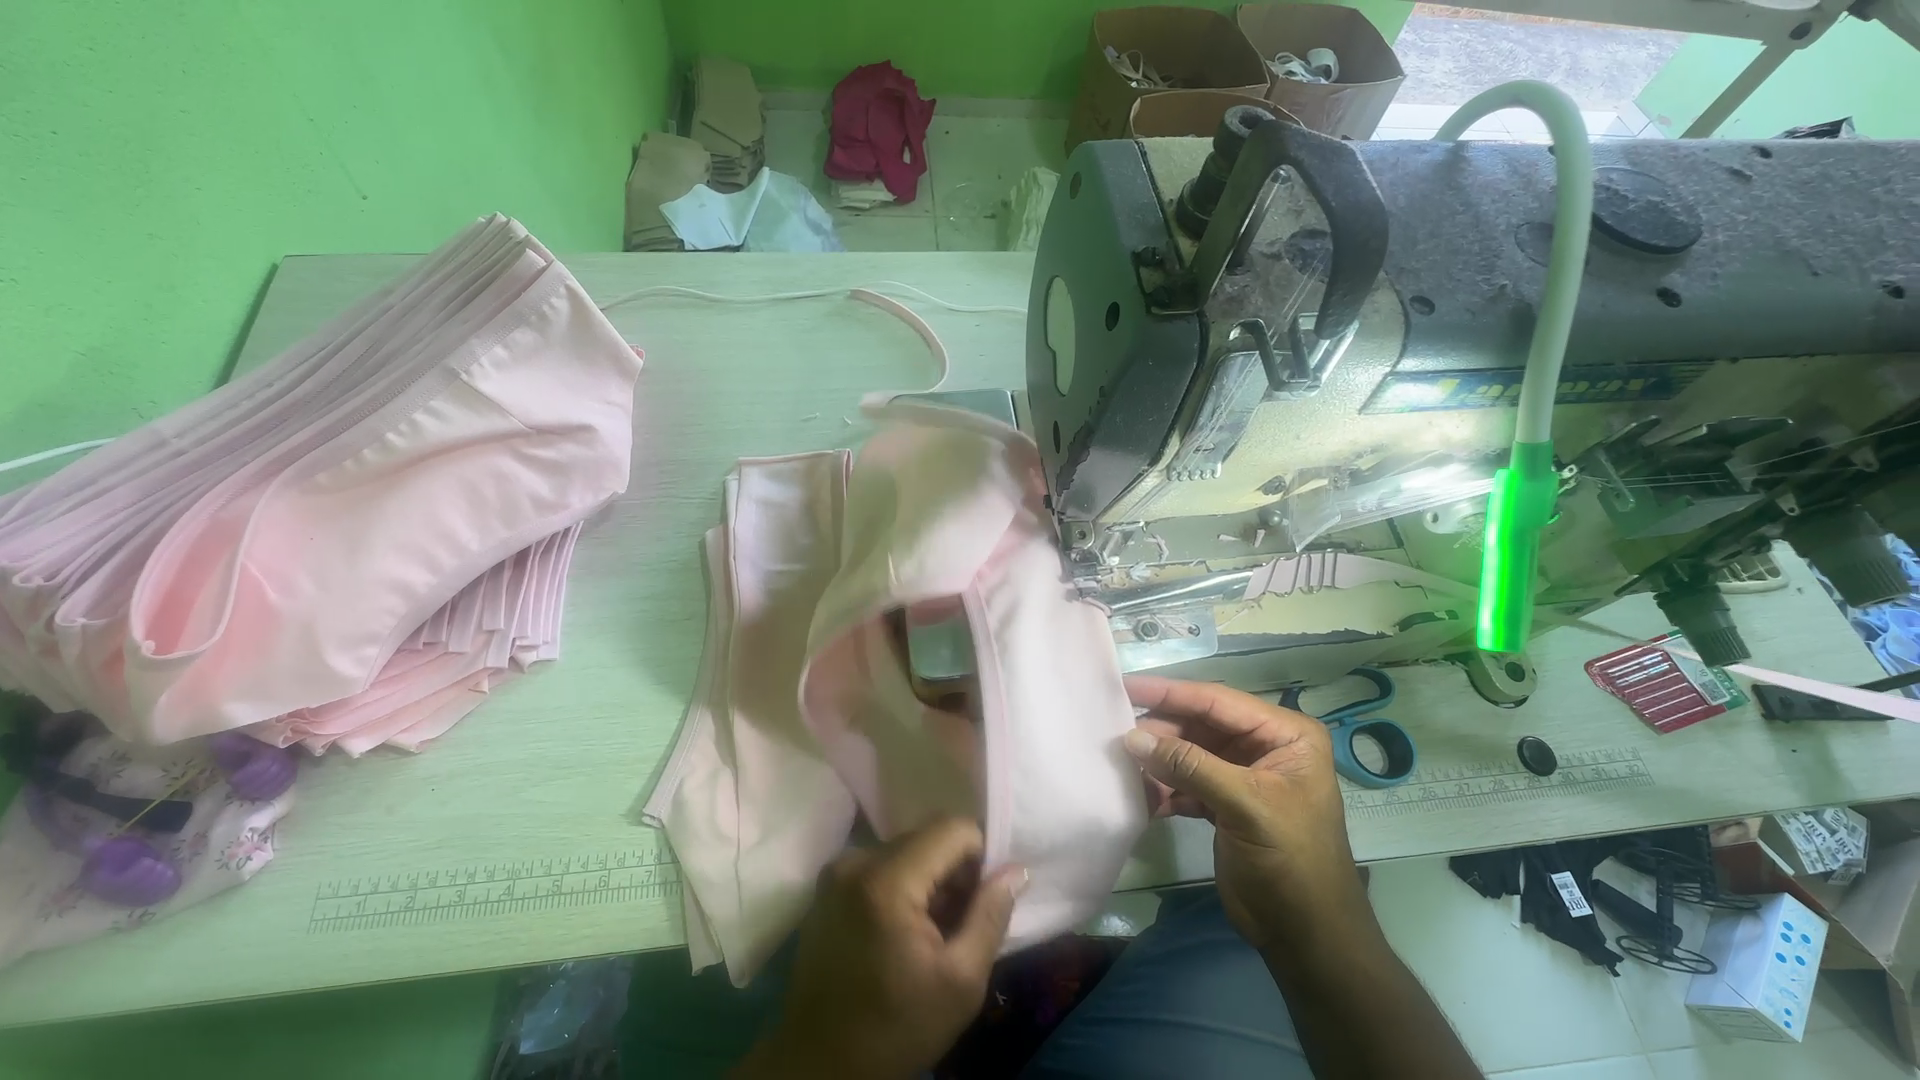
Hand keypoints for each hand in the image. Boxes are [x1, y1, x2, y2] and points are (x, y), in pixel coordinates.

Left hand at [735, 817, 1025, 1079]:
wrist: (820, 1064)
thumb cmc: (895, 1026)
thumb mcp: (961, 981)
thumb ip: (991, 916)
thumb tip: (1016, 869)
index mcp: (886, 880)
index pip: (952, 828)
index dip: (980, 858)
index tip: (983, 902)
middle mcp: (855, 862)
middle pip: (926, 838)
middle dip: (954, 873)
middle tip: (961, 925)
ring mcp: (836, 874)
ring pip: (905, 852)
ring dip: (929, 883)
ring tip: (932, 936)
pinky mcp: (827, 890)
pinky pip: (880, 868)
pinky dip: (902, 889)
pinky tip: (902, 935)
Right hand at [1123, 676, 1372, 953]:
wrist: (1307, 935)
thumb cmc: (1291, 861)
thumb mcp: (1245, 806)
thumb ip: (1190, 766)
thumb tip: (1133, 737)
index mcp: (1286, 734)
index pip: (1219, 701)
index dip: (1171, 693)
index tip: (1125, 686)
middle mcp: (1265, 747)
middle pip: (1200, 725)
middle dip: (1160, 730)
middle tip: (1113, 730)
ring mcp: (1243, 776)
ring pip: (1188, 754)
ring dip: (1157, 762)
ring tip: (1121, 765)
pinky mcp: (1224, 805)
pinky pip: (1186, 783)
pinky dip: (1163, 790)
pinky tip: (1139, 798)